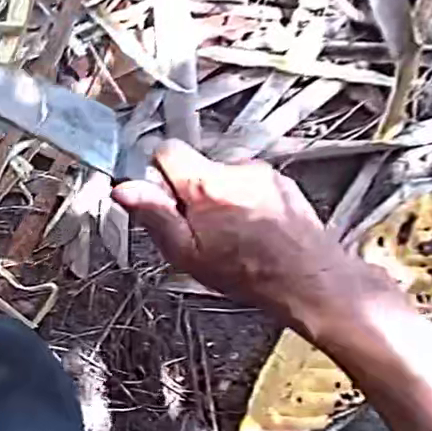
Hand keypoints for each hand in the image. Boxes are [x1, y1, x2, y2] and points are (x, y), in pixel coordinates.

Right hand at [112, 139, 391, 328]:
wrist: (307, 279)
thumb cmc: (246, 271)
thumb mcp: (183, 250)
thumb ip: (153, 214)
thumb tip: (124, 189)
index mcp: (207, 184)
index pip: (167, 151)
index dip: (155, 175)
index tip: (160, 200)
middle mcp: (238, 170)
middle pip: (193, 168)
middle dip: (185, 194)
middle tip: (192, 229)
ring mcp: (264, 174)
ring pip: (219, 178)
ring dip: (213, 201)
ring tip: (221, 234)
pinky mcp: (280, 183)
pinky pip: (244, 185)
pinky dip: (238, 203)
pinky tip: (243, 231)